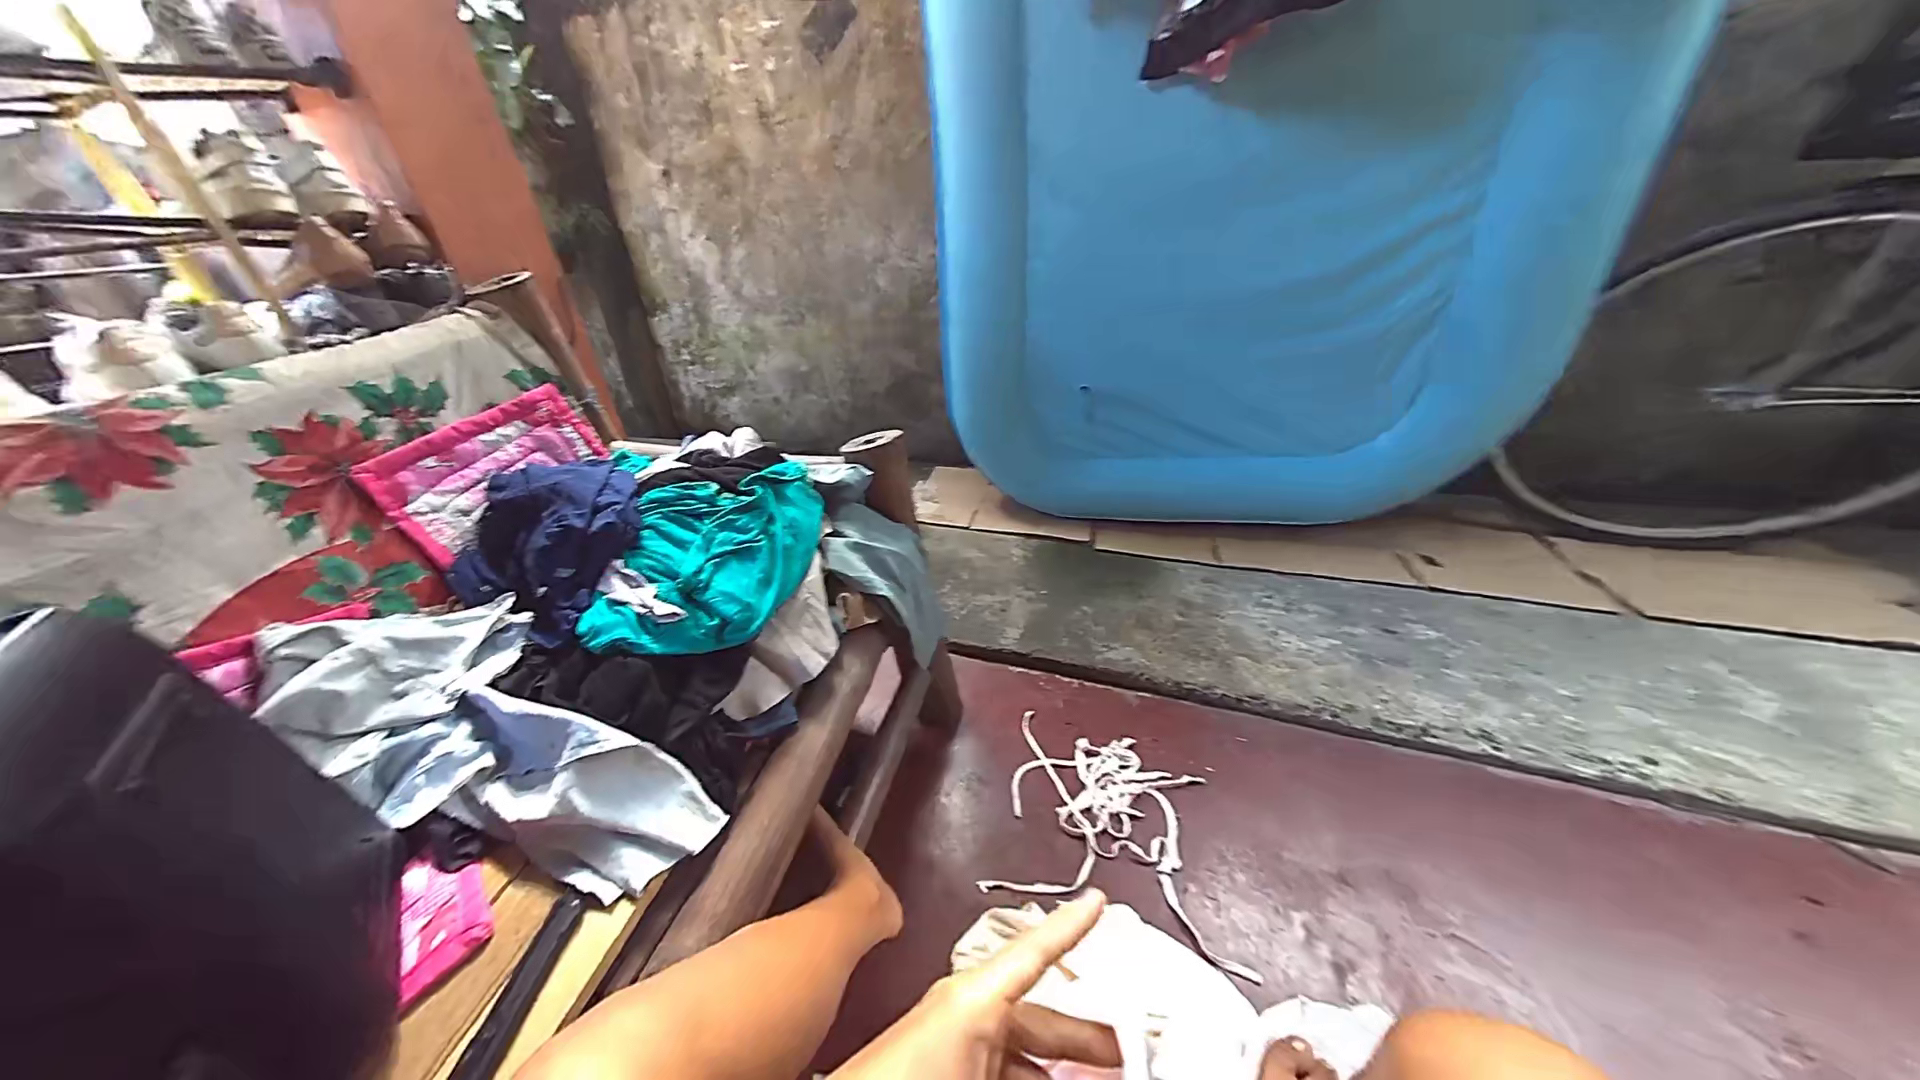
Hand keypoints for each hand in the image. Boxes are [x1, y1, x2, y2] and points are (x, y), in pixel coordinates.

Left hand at [830, 890, 1121, 1079]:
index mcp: (974, 998)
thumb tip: (1083, 1071)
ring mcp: (958, 1037)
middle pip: (1042, 1014)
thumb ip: (1040, 1068)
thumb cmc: (904, 1079)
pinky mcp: (951, 1062)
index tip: (1098, 903)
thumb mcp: (987, 1072)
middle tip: (1129, 1048)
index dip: (1070, 927)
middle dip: (1087, 1033)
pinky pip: (1003, 1062)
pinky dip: (1034, 1074)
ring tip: (1100, 1075)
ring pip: (1026, 1047)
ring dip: (1062, 1065)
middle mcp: (968, 1010)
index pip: (1034, 951)